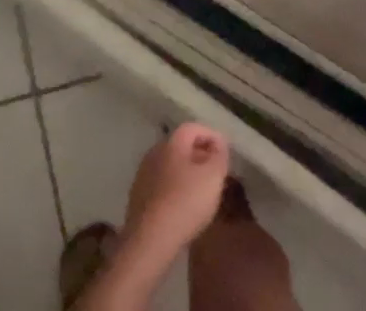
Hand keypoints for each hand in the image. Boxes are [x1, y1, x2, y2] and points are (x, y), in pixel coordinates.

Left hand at [122, 123, 232, 256]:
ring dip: (188, 171)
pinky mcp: (139, 195)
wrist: (151, 238)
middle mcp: (154, 152)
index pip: (193, 127)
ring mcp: (143, 174)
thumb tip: (218, 144)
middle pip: (181, 145)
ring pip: (171, 165)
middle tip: (217, 170)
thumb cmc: (186, 202)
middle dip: (201, 154)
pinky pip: (163, 182)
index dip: (212, 135)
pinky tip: (186, 204)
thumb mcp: (213, 177)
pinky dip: (177, 186)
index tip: (226, 151)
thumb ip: (219, 156)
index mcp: (171, 143)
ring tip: (204, 188)